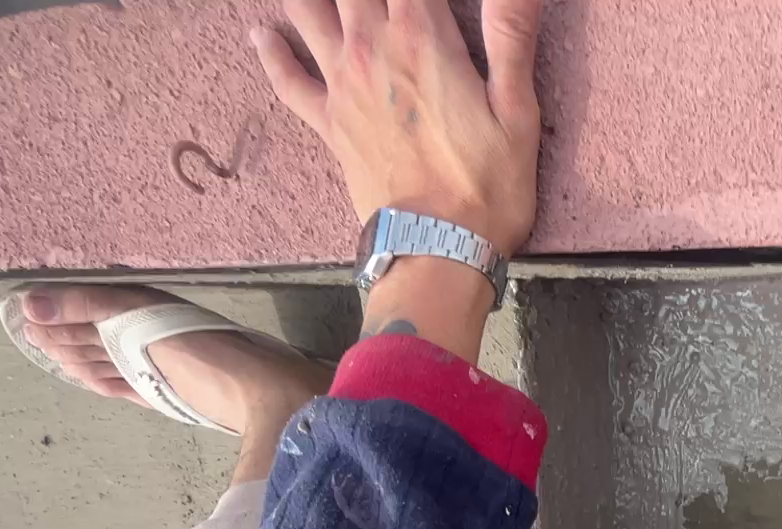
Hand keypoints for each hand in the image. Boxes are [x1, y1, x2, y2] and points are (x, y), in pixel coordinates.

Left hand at [252, 0, 542, 253]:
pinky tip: (262, 35)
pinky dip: (271, 52)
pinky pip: (287, 78)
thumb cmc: (488, 189)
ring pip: (307, 8)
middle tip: (388, 2)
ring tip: (324, 0)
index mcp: (423, 37)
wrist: (438, 250)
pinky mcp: (329, 123)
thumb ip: (512, 38)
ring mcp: (343, 83)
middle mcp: (371, 46)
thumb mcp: (518, 114)